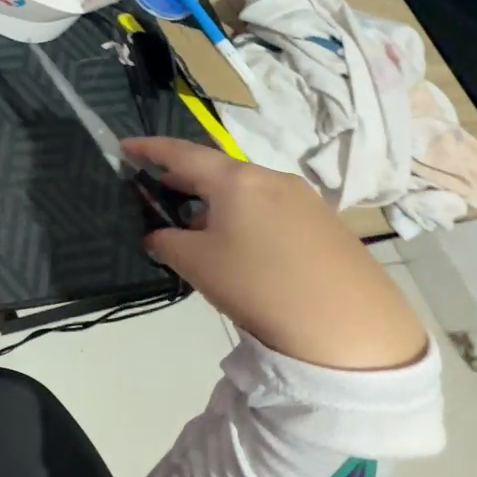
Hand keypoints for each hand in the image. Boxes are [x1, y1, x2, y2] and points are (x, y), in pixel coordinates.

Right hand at [124, 137, 429, 371]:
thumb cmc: (259, 285)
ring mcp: (306, 201)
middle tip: (155, 192)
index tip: (125, 148)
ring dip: (214, 202)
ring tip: (194, 228)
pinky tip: (237, 247)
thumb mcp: (194, 263)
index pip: (182, 153)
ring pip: (245, 190)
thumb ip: (165, 240)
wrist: (351, 328)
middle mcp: (273, 179)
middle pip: (216, 170)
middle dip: (183, 179)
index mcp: (237, 180)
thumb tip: (162, 235)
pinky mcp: (326, 225)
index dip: (149, 149)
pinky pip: (269, 208)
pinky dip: (242, 216)